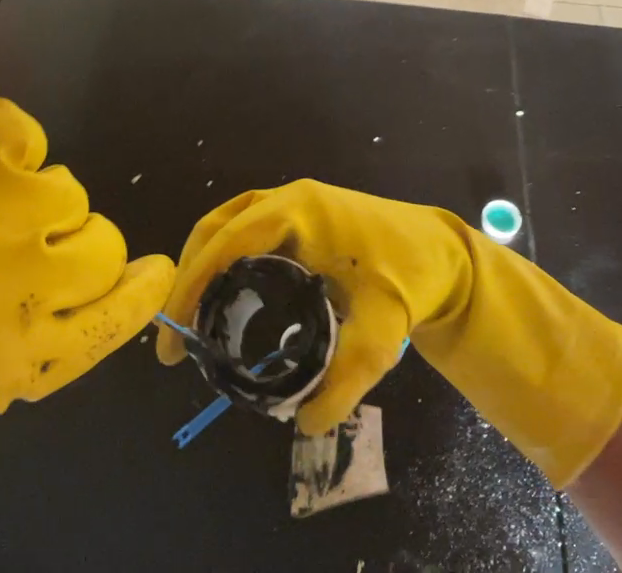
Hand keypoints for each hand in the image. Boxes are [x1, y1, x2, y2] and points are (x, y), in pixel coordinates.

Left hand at [0, 99, 171, 571]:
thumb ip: (25, 348)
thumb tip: (73, 297)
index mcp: (19, 358)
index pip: (117, 312)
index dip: (142, 288)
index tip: (156, 269)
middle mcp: (19, 286)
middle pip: (101, 241)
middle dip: (66, 244)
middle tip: (12, 242)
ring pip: (64, 185)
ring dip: (24, 196)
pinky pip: (21, 129)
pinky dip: (3, 143)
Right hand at [157, 180, 621, 487]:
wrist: (445, 254)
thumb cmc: (412, 280)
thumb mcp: (381, 333)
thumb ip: (344, 380)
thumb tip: (306, 423)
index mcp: (300, 212)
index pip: (228, 240)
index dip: (194, 281)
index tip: (176, 328)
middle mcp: (289, 198)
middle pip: (217, 226)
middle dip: (189, 275)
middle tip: (176, 332)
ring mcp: (294, 202)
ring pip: (228, 223)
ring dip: (203, 263)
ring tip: (190, 316)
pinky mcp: (301, 215)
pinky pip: (246, 228)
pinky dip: (224, 256)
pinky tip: (224, 294)